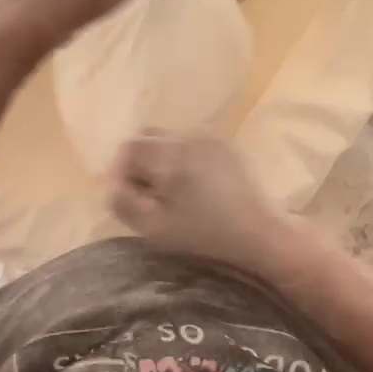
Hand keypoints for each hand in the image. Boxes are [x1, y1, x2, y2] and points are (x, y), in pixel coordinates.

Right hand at [109, 133, 288, 273]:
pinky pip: (192, 143)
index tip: (126, 197)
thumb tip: (111, 187)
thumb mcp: (156, 228)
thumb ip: (125, 204)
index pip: (128, 149)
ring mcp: (211, 138)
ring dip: (160, 159)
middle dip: (138, 162)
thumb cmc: (205, 235)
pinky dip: (182, 158)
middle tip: (145, 194)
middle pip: (147, 137)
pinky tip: (191, 186)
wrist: (260, 234)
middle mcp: (188, 136)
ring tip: (168, 191)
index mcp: (169, 154)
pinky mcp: (227, 146)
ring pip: (169, 139)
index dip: (120, 172)